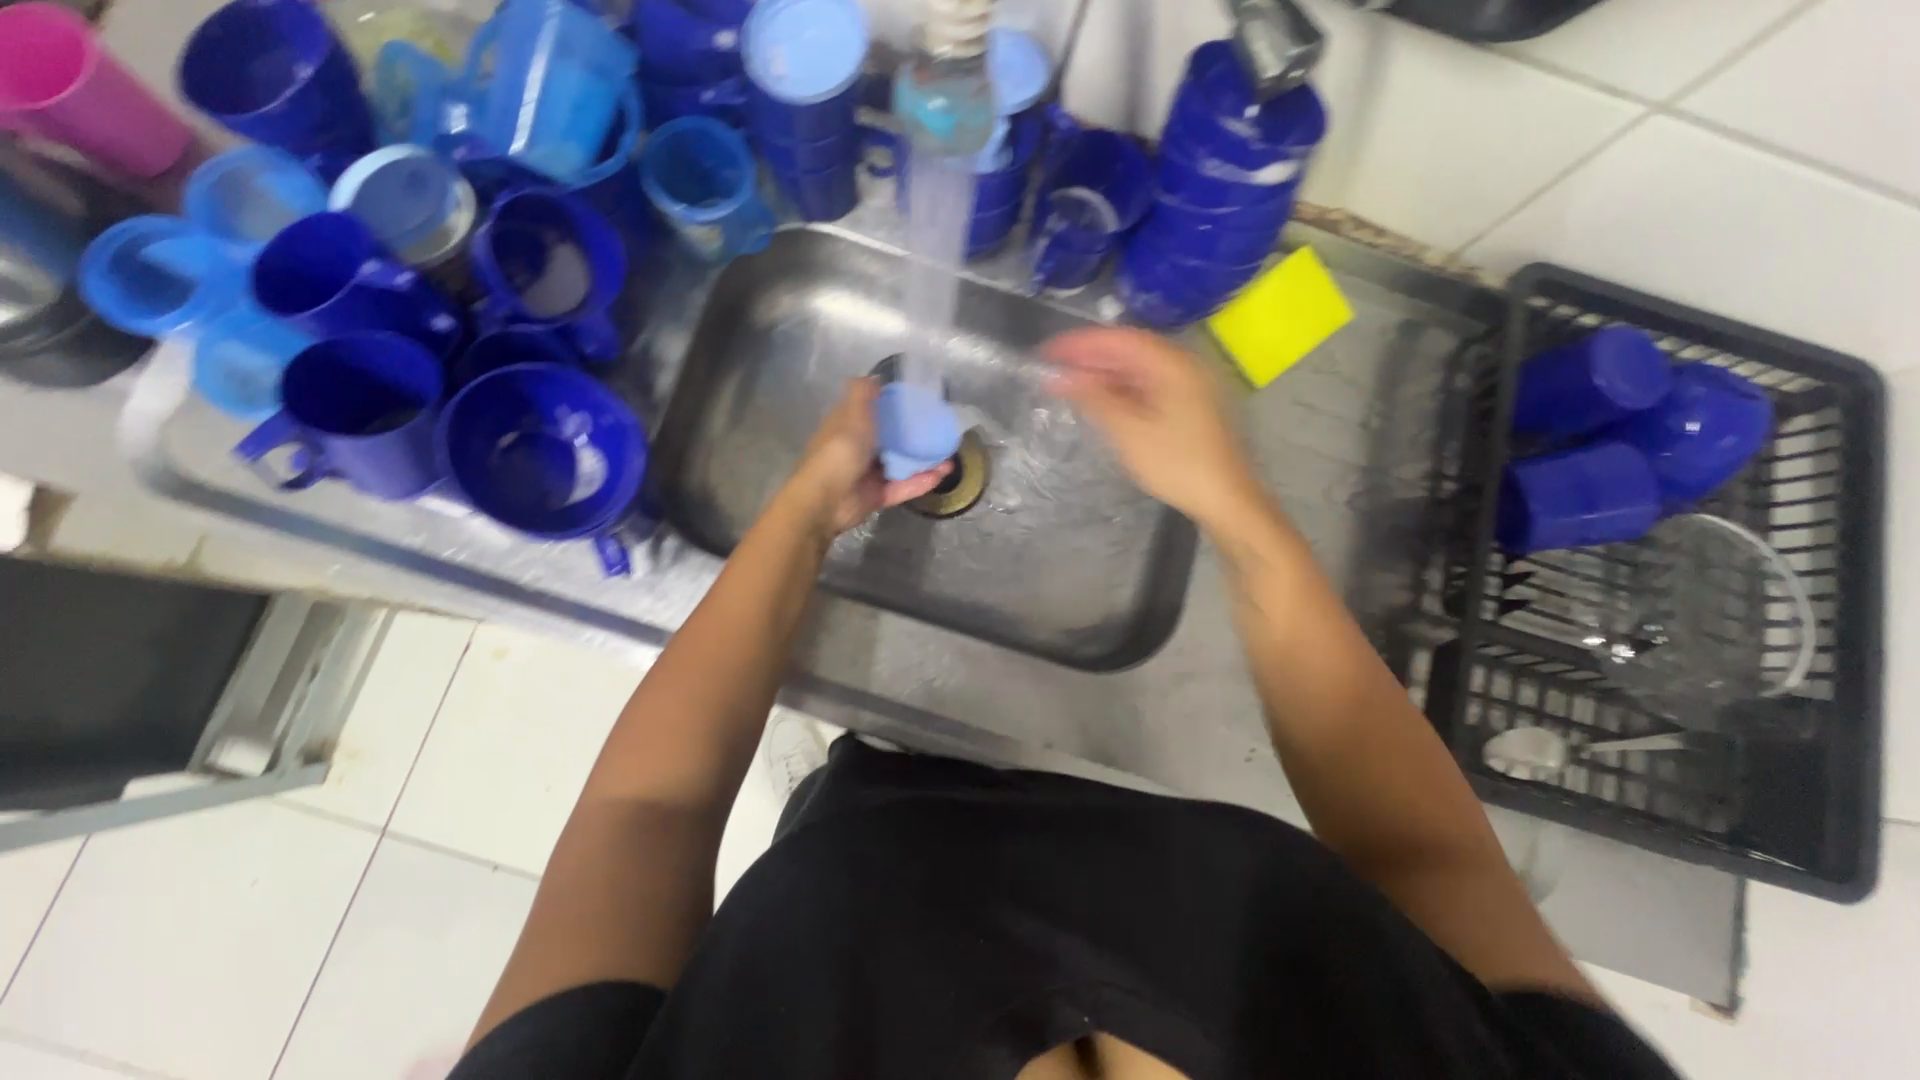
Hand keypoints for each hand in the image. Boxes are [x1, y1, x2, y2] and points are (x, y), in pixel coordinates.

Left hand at [784, 378, 951, 535]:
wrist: (827, 499)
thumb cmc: (840, 449)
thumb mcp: (851, 412)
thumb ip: (863, 393)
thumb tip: (876, 377)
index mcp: (849, 426)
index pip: (873, 412)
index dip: (894, 407)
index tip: (920, 403)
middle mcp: (859, 448)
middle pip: (891, 440)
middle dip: (915, 437)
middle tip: (940, 432)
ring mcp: (868, 474)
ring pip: (901, 465)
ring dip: (925, 461)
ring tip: (949, 458)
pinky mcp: (878, 496)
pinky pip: (903, 487)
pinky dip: (921, 481)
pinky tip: (941, 474)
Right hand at [1044, 327, 1263, 528]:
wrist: (1226, 499)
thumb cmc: (1177, 465)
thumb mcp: (1129, 433)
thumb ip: (1094, 399)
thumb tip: (1062, 376)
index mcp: (1172, 364)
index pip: (1118, 338)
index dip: (1080, 343)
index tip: (1048, 351)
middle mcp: (1183, 365)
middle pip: (1129, 350)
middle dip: (1090, 358)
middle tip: (1053, 369)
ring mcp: (1189, 384)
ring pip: (1138, 368)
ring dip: (1104, 374)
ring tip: (1068, 385)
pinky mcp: (1189, 404)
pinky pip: (1149, 384)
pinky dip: (1122, 388)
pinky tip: (1100, 400)